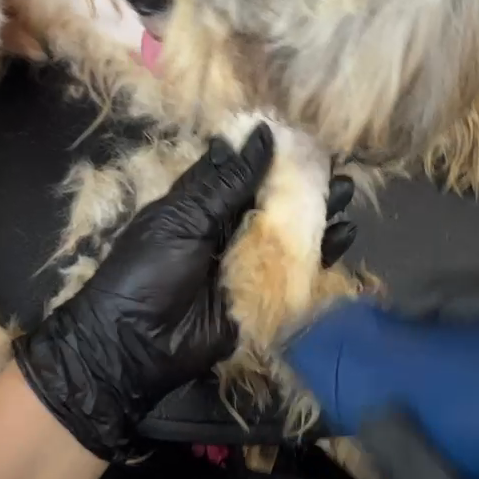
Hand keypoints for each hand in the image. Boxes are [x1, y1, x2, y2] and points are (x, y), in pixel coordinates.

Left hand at [14, 123, 357, 459]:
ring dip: (318, 214)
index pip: (245, 170)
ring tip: (347, 192)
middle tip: (337, 165)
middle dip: (304, 183)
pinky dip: (322, 255)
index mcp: (204, 203)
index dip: (273, 154)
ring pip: (290, 233)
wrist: (132, 346)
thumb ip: (227, 182)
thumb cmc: (148, 270)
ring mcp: (248, 264)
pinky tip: (344, 235)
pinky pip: (297, 274)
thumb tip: (262, 133)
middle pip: (274, 201)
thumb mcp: (184, 218)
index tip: (306, 134)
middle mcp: (229, 229)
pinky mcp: (263, 299)